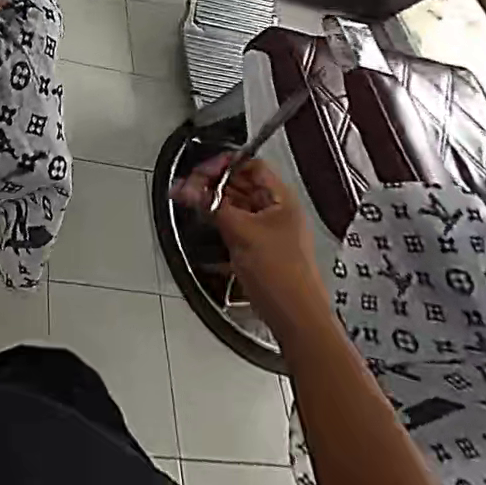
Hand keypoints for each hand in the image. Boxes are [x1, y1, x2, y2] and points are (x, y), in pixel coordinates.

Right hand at [172, 155, 330, 335]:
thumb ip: (212, 206)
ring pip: (238, 205)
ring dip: (215, 203)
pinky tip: (207, 224)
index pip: (251, 165)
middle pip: (242, 184)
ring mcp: (270, 230)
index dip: (225, 165)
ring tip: (192, 203)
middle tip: (190, 188)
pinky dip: (221, 222)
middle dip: (215, 184)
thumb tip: (189, 189)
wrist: (296, 320)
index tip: (202, 173)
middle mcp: (278, 210)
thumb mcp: (241, 233)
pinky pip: (238, 225)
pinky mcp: (261, 248)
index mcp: (281, 198)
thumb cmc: (282, 277)